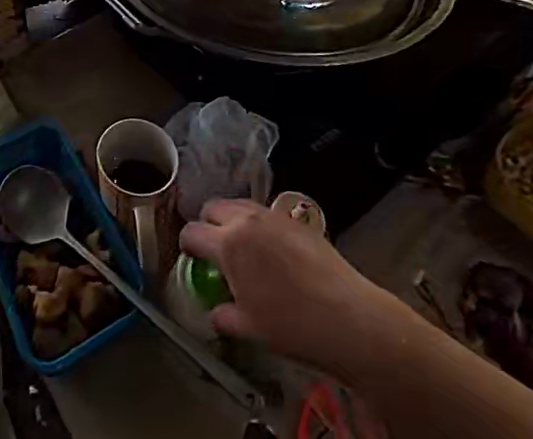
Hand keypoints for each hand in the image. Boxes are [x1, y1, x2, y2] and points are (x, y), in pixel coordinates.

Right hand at [177, 198, 405, 378]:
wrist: (346, 315)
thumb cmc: (291, 325)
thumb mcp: (248, 327)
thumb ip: (224, 315)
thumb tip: (216, 312)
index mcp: (229, 244)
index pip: (192, 231)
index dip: (186, 244)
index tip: (190, 257)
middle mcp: (248, 220)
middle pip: (214, 206)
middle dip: (207, 223)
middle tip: (213, 249)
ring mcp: (275, 216)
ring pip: (240, 204)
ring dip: (232, 219)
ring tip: (240, 247)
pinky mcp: (297, 220)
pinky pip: (266, 213)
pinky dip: (257, 224)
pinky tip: (269, 250)